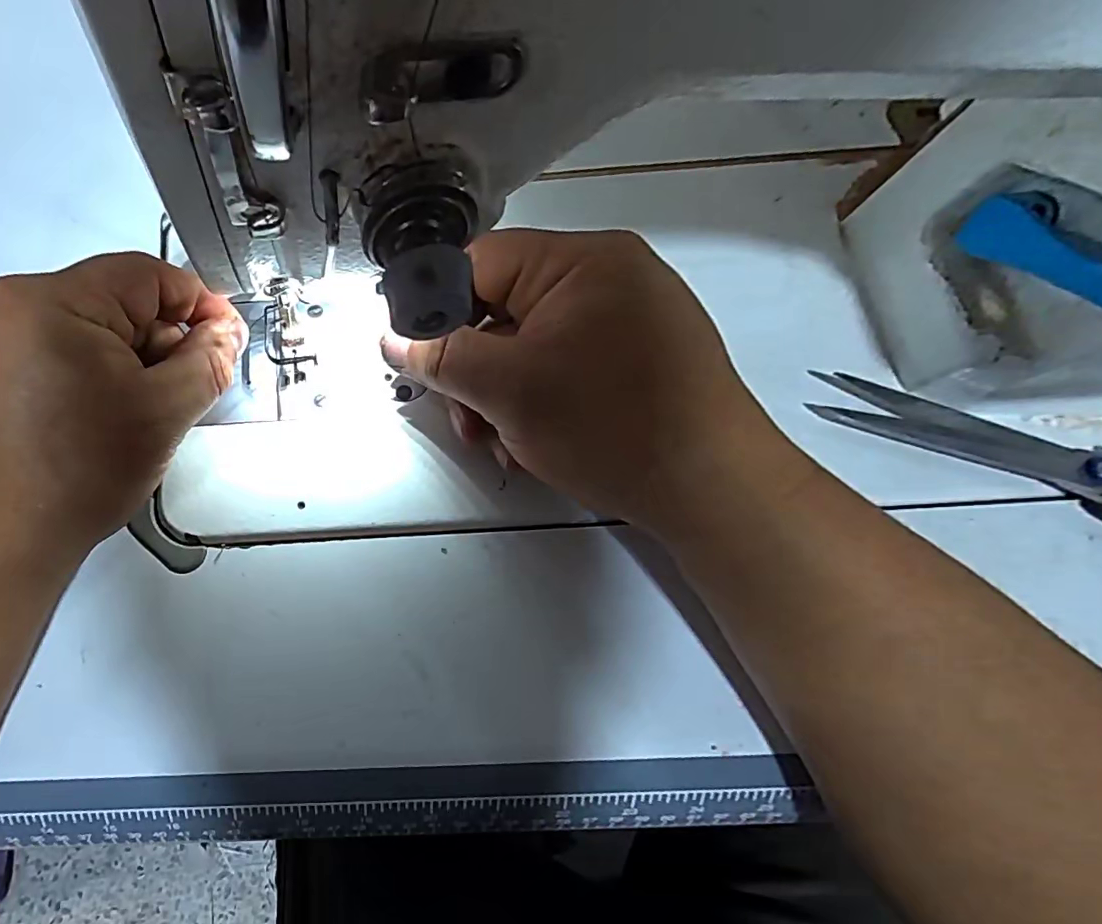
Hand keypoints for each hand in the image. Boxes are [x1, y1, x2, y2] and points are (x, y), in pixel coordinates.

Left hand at [0, 252, 245, 562]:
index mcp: (45, 301)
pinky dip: (97, 373)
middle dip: (160, 343)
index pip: (146, 275)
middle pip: (118, 300)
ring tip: (135, 413)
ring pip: (93, 327)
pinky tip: (108, 415)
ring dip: (130, 361)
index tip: (220, 333)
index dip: (197, 305)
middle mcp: (7, 306)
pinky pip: (63, 348)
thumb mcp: (166, 411)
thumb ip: (209, 360)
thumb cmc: (68, 480)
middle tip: (180, 388)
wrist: (14, 531)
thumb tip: (223, 333)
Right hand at [382, 229, 811, 533]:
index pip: (479, 264)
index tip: (423, 362)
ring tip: (504, 442)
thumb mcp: (507, 390)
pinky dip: (537, 401)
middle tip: (467, 420)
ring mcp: (628, 316)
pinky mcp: (637, 356)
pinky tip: (535, 442)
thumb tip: (392, 337)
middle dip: (474, 371)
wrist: (708, 486)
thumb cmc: (609, 426)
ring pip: (530, 346)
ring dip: (501, 396)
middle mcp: (608, 275)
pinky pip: (564, 365)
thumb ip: (442, 358)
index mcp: (580, 260)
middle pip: (503, 310)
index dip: (438, 312)